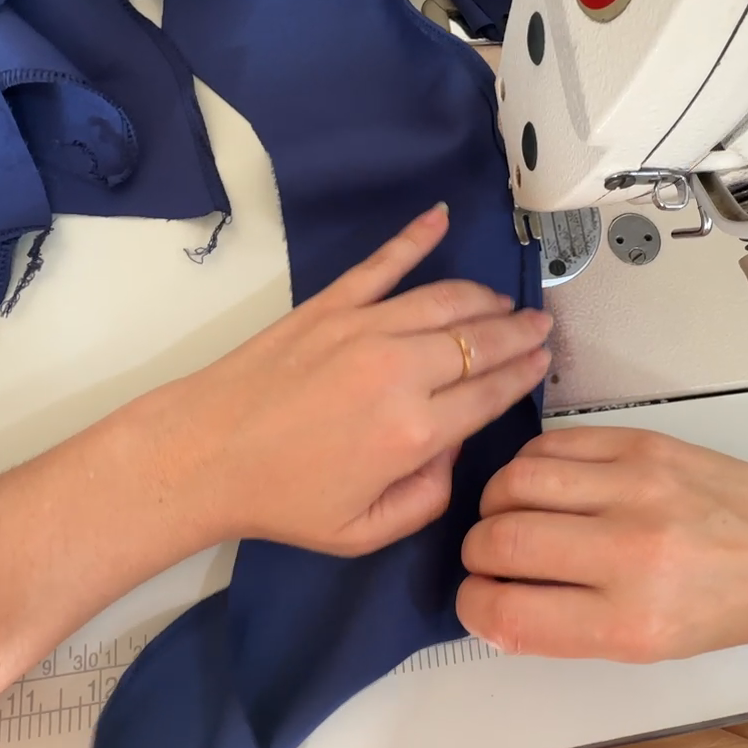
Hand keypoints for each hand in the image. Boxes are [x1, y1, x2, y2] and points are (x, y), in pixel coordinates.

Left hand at [129, 204, 551, 556]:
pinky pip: (384, 262)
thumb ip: (429, 496)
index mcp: (415, 432)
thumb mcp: (366, 531)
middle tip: (540, 324)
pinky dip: (416, 236)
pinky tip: (440, 216)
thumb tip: (454, 445)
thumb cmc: (284, 500)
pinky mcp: (332, 303)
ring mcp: (366, 327)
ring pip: (446, 299)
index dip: (524, 372)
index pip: (491, 392)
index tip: (543, 358)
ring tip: (504, 301)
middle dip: (520, 332)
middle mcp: (402, 370)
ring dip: (484, 297)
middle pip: (480, 341)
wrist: (203, 454)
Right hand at [456, 427, 747, 661]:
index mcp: (632, 621)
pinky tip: (538, 483)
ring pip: (516, 480)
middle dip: (476, 550)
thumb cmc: (720, 606)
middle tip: (487, 555)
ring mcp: (634, 484)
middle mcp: (629, 550)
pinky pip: (549, 443)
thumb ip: (565, 625)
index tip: (476, 598)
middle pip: (502, 539)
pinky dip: (526, 464)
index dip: (473, 605)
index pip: (509, 611)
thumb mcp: (647, 644)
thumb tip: (493, 597)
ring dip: (494, 502)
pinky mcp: (638, 441)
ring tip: (508, 513)